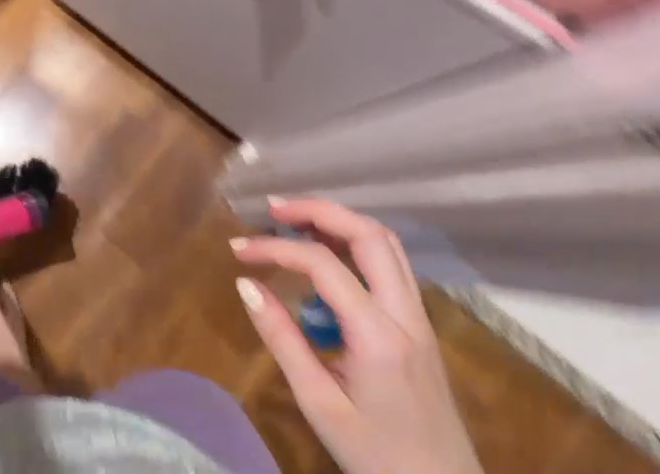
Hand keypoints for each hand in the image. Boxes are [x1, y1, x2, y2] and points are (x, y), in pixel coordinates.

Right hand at [231, 198, 482, 473]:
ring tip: (297, 221)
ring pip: (387, 245)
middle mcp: (406, 316)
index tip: (237, 250)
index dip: (276, 248)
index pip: (324, 265)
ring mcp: (420, 319)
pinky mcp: (421, 328)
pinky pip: (392, 267)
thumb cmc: (376, 456)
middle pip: (369, 235)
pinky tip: (327, 259)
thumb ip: (283, 340)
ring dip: (341, 222)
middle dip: (319, 211)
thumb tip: (245, 285)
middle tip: (273, 210)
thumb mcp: (320, 404)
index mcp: (379, 336)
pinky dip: (357, 246)